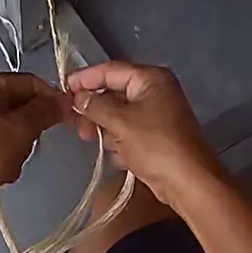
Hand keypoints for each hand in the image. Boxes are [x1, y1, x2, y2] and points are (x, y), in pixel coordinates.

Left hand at [0, 72, 68, 214]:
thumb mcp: (19, 129)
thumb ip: (44, 111)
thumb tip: (63, 100)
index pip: (31, 82)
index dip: (52, 98)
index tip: (68, 118)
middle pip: (23, 104)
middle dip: (34, 125)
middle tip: (34, 142)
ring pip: (16, 126)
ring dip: (23, 144)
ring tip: (15, 158)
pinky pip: (4, 143)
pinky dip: (10, 155)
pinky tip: (5, 168)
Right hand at [65, 61, 223, 204]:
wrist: (187, 181)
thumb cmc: (155, 145)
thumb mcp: (120, 122)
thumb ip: (95, 105)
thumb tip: (78, 97)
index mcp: (151, 79)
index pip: (111, 70)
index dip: (85, 79)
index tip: (64, 89)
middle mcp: (156, 93)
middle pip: (114, 95)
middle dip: (95, 111)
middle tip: (76, 125)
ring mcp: (158, 116)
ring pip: (120, 117)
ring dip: (107, 131)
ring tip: (95, 143)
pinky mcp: (157, 138)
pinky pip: (130, 135)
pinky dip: (122, 144)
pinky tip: (121, 157)